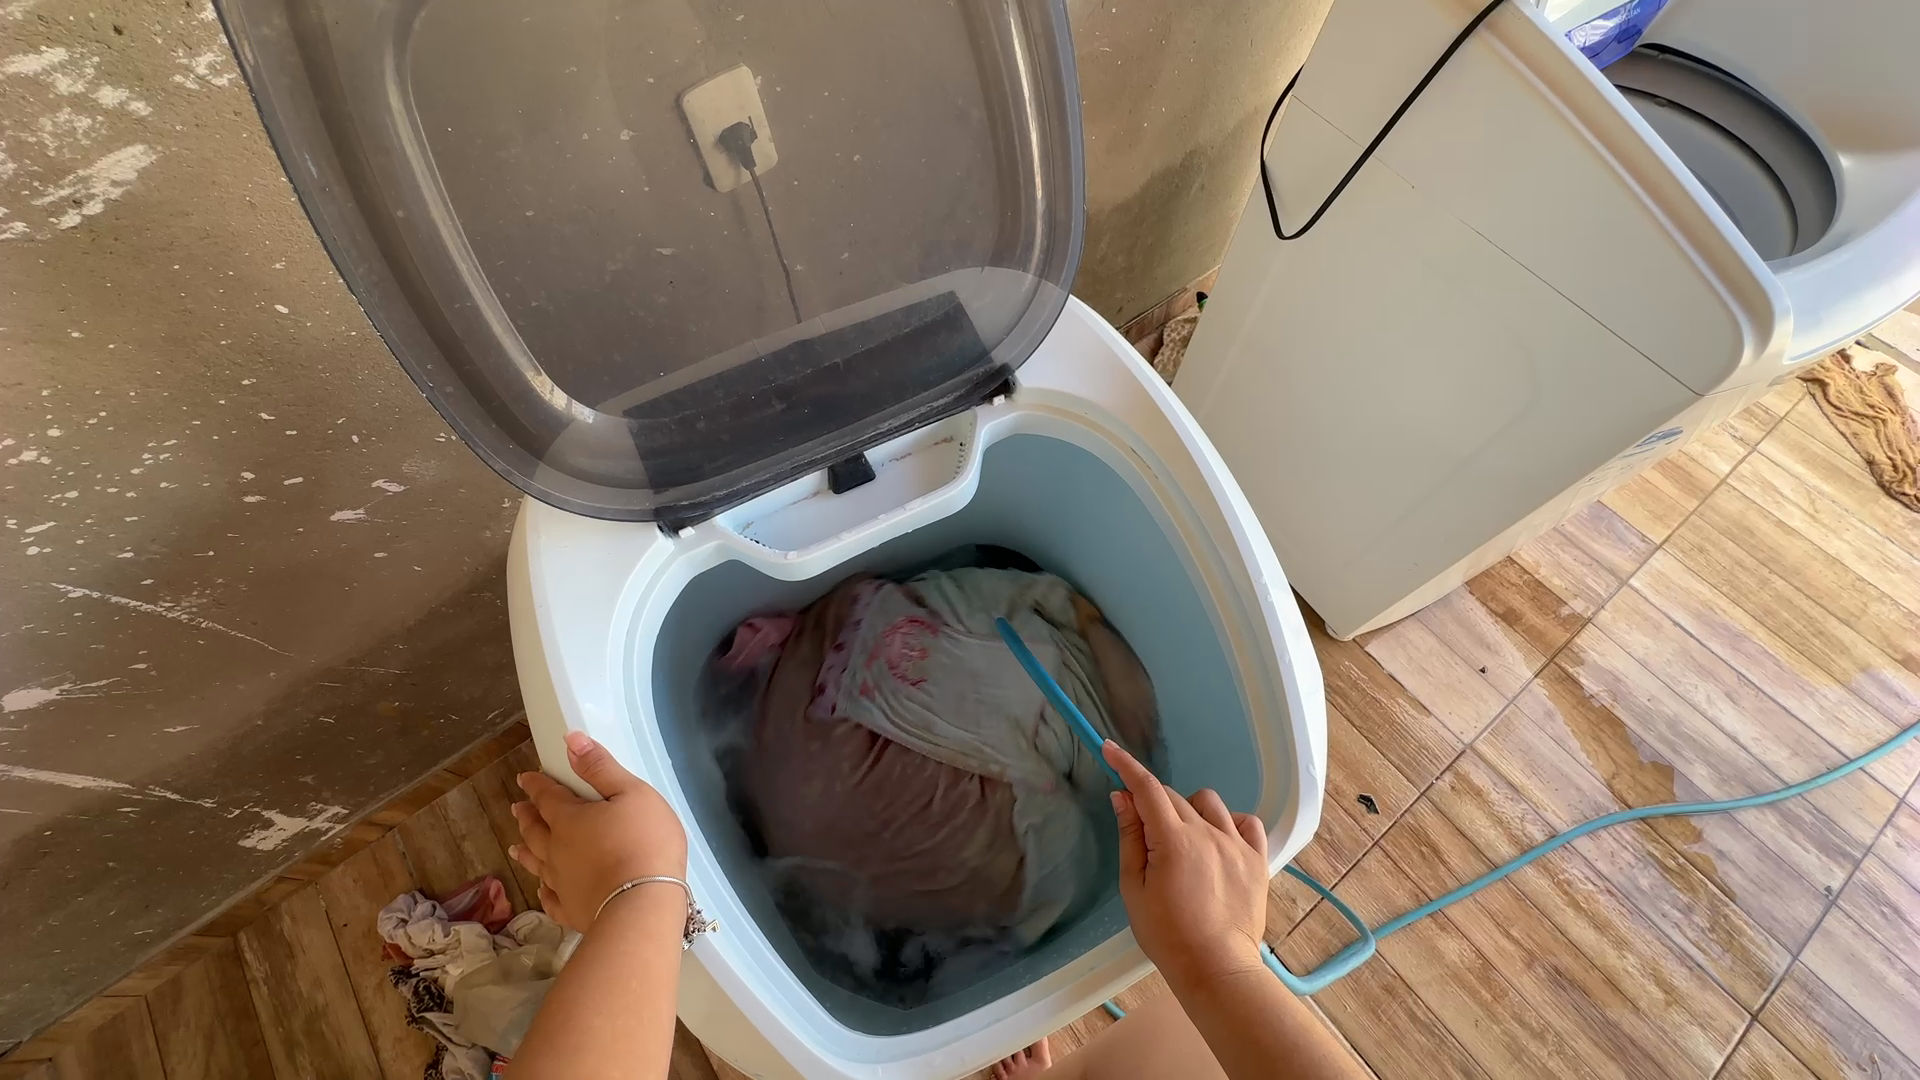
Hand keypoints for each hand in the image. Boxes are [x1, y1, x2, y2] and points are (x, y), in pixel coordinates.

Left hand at [511, 731, 687, 932]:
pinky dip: (544, 890)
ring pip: (536, 863)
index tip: (525, 778)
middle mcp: (556, 850)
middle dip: (527, 816)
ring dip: (527, 850)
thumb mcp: (631, 793)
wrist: (641, 902)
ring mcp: (561, 882)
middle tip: (518, 808)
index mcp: (569, 819)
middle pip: (536, 829)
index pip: (547, 797)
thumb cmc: (643, 839)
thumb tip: (571, 740)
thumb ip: (601, 768)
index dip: (537, 785)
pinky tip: (543, 889)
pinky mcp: (571, 909)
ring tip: (517, 846)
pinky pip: (550, 898)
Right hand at [1105, 740, 1269, 989]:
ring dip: (1189, 810)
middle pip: (1172, 796)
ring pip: (1208, 802)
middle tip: (1143, 833)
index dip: (1126, 765)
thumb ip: (1130, 837)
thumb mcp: (1134, 887)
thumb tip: (1122, 797)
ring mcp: (1236, 844)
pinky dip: (1230, 822)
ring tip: (1183, 840)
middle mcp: (1207, 832)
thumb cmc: (1166, 934)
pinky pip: (1247, 822)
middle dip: (1152, 803)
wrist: (1216, 970)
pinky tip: (1218, 841)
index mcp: (1173, 839)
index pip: (1146, 787)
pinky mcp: (1257, 860)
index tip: (1110, 749)